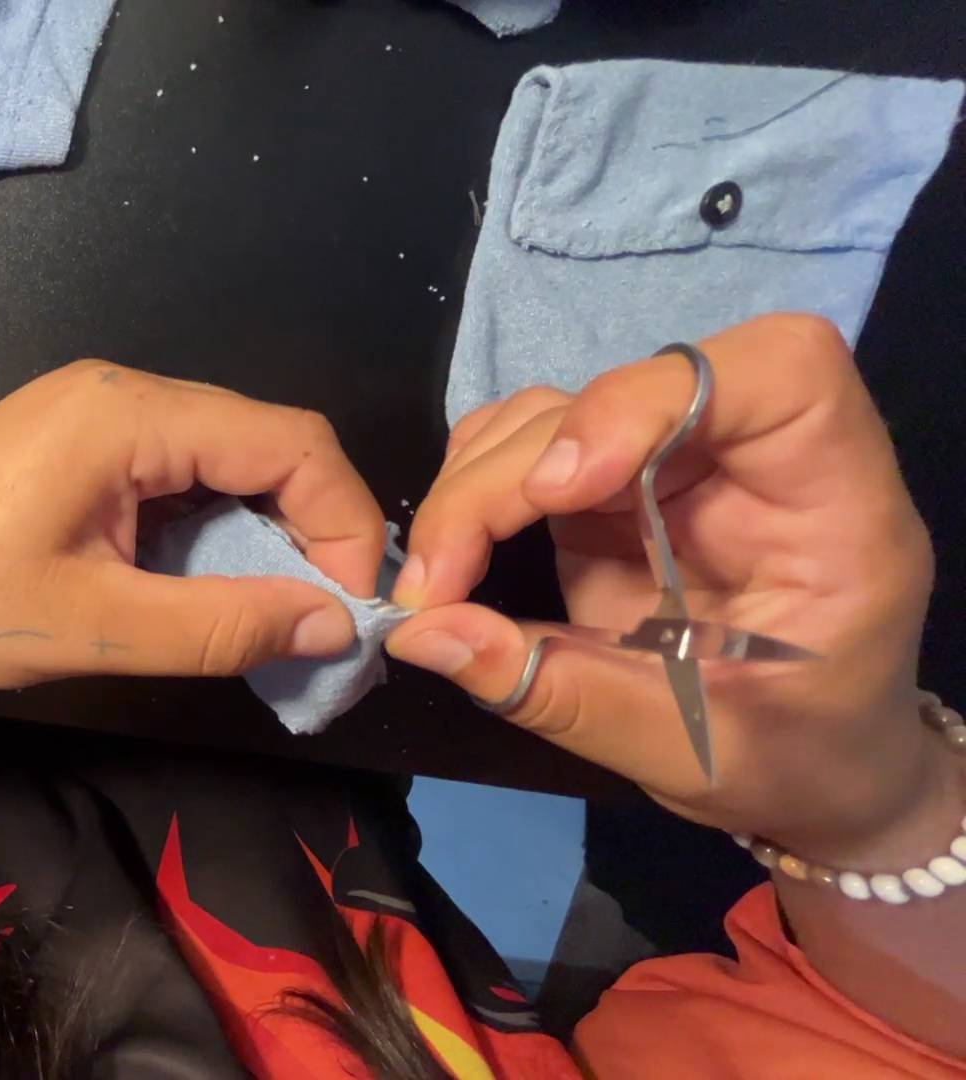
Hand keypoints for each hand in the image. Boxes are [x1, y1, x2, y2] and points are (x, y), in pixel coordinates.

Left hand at [0, 361, 387, 688]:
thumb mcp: (94, 625)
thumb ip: (220, 624)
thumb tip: (330, 623)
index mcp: (131, 414)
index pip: (291, 440)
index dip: (343, 521)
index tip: (346, 607)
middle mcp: (119, 392)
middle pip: (258, 442)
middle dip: (303, 529)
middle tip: (311, 619)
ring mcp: (90, 413)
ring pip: (215, 460)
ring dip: (251, 533)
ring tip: (259, 610)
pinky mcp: (71, 443)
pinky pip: (167, 473)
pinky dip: (200, 527)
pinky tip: (193, 582)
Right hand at [386, 315, 949, 866]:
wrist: (794, 762)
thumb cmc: (782, 755)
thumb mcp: (677, 748)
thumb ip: (550, 687)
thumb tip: (416, 633)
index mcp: (823, 512)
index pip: (770, 373)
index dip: (643, 402)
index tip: (553, 494)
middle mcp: (734, 465)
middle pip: (595, 401)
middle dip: (491, 488)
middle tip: (432, 587)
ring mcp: (654, 469)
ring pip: (539, 415)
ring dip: (464, 485)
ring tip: (434, 576)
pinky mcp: (592, 492)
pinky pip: (509, 446)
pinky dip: (461, 484)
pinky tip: (449, 548)